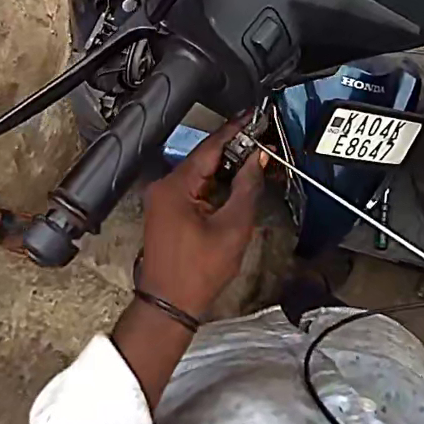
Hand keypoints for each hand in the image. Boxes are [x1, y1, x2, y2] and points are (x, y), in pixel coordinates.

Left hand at [138, 117, 265, 316]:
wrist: (169, 304)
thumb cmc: (197, 272)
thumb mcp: (233, 226)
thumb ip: (247, 187)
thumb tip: (257, 160)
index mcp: (175, 186)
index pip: (209, 147)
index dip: (235, 131)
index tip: (252, 119)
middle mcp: (164, 187)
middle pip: (203, 157)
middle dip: (234, 150)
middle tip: (260, 143)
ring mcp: (162, 199)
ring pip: (199, 172)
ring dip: (225, 168)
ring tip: (253, 163)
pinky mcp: (166, 211)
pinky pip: (193, 187)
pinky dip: (214, 184)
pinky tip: (234, 185)